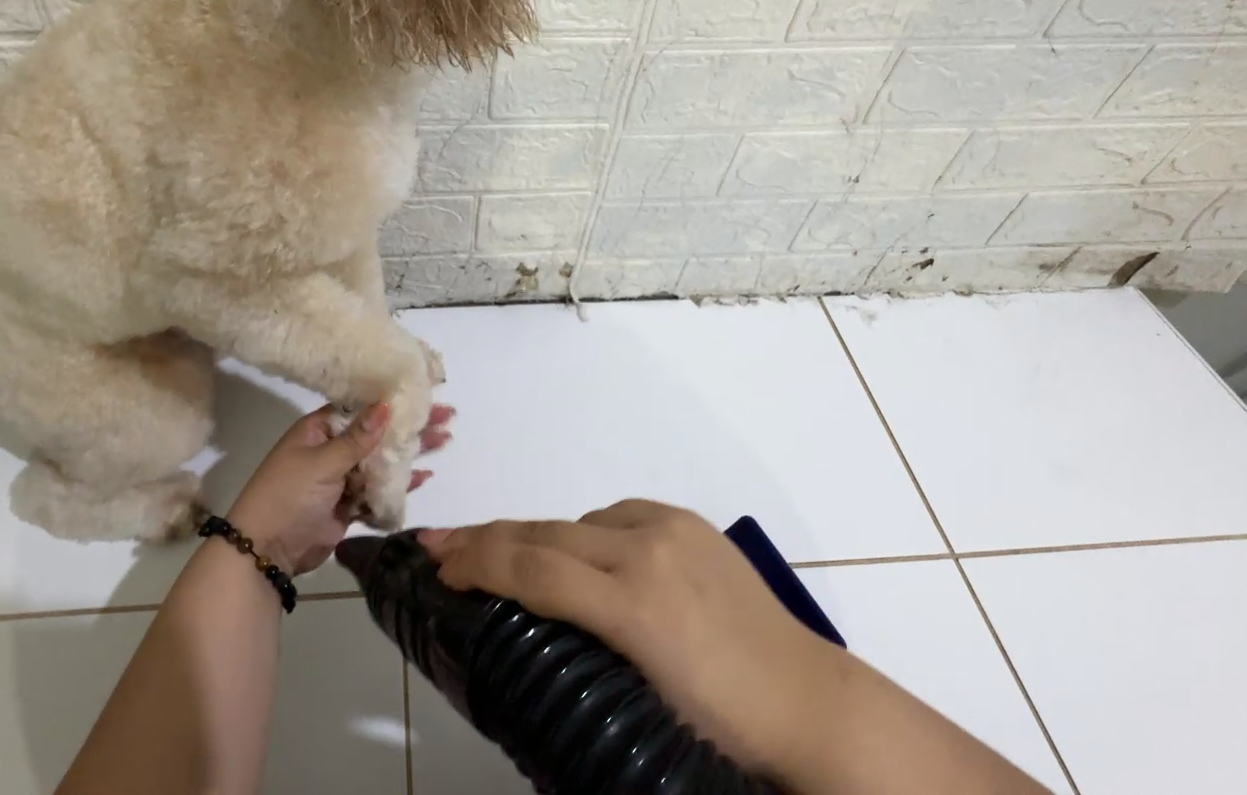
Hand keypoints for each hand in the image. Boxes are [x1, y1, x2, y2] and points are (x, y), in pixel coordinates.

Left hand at [228, 402, 452, 575]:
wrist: (265, 551)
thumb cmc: (288, 496)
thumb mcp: (322, 463)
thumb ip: (359, 439)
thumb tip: (386, 404)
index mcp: (318, 430)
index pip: (360, 408)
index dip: (391, 400)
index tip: (423, 392)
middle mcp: (330, 449)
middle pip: (376, 434)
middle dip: (408, 427)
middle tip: (446, 417)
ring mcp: (339, 479)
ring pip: (380, 462)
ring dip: (409, 453)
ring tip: (445, 440)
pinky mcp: (347, 506)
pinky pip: (377, 490)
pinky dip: (399, 484)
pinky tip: (424, 476)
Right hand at [420, 500, 846, 775]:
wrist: (810, 705)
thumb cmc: (718, 729)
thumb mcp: (633, 702)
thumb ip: (573, 647)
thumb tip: (524, 621)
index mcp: (636, 606)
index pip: (535, 569)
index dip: (478, 562)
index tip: (436, 564)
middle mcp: (649, 550)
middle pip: (546, 533)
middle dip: (485, 538)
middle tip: (436, 543)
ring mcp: (672, 529)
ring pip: (576, 522)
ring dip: (533, 537)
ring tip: (496, 554)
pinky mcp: (689, 522)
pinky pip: (615, 517)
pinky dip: (582, 533)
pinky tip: (572, 553)